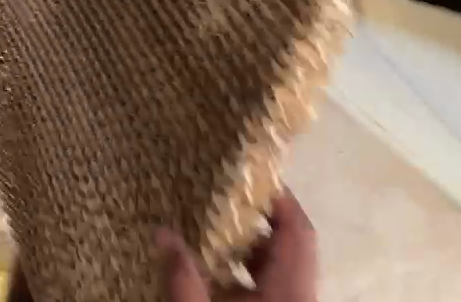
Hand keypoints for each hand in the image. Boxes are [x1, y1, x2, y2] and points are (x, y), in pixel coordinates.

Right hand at [159, 192, 317, 301]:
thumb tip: (161, 232)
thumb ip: (183, 278)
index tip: (245, 171)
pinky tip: (212, 269)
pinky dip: (244, 268)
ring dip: (245, 242)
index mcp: (291, 289)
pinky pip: (270, 282)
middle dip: (251, 215)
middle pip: (286, 241)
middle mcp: (298, 293)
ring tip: (207, 224)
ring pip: (277, 262)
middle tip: (216, 191)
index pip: (297, 229)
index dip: (277, 196)